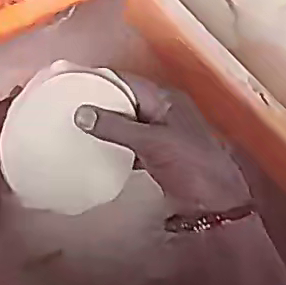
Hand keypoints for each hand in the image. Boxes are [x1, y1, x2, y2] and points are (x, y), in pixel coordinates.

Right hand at [75, 77, 249, 214]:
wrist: (217, 206)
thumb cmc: (191, 166)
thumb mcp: (151, 143)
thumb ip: (116, 127)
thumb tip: (81, 113)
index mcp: (165, 99)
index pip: (126, 80)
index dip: (100, 78)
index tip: (72, 80)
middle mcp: (162, 111)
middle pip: (124, 99)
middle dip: (99, 100)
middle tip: (68, 101)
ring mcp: (160, 133)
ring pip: (125, 121)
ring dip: (104, 122)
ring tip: (75, 122)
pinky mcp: (157, 155)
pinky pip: (128, 142)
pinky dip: (112, 143)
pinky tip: (94, 148)